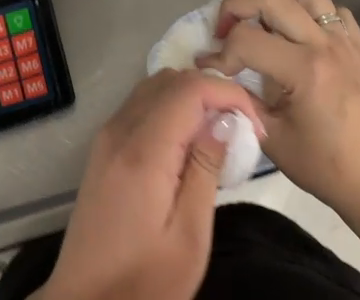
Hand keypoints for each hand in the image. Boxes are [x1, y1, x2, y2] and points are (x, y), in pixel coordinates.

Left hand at [39, 70, 264, 299]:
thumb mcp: (189, 236)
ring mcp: (106, 137)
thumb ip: (205, 170)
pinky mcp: (103, 149)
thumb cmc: (144, 280)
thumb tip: (223, 121)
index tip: (257, 124)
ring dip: (191, 97)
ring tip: (221, 132)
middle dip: (213, 92)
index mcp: (143, 150)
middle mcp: (119, 130)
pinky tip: (189, 140)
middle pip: (171, 80)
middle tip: (243, 128)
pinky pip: (140, 106)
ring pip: (154, 88)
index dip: (229, 94)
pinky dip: (170, 108)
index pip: (190, 89)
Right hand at [199, 0, 359, 220]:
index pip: (247, 38)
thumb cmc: (324, 165)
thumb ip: (241, 100)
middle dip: (236, 7)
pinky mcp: (358, 45)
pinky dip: (308, 11)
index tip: (210, 69)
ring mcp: (346, 41)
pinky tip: (297, 33)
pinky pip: (332, 9)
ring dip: (274, 1)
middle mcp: (326, 44)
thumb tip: (215, 77)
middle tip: (223, 31)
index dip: (220, 53)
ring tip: (260, 25)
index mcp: (305, 70)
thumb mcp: (271, 138)